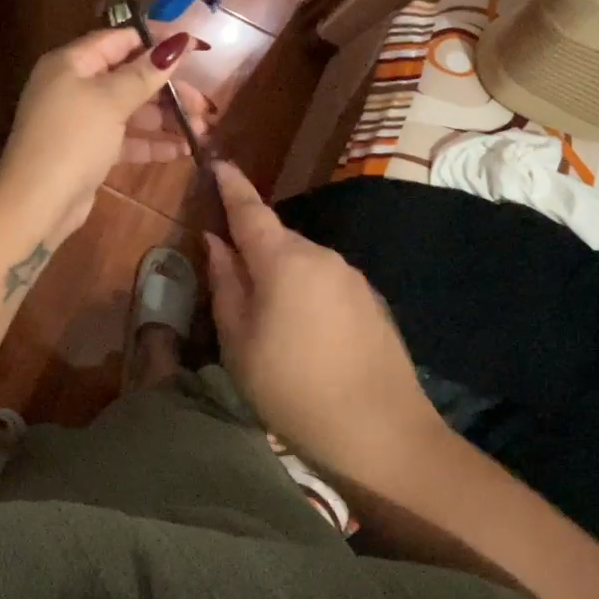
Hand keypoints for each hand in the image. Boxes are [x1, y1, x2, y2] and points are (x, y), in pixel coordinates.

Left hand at [0, 28, 211, 241]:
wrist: (36, 202)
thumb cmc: (72, 139)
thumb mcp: (111, 101)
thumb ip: (145, 72)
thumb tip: (178, 41)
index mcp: (71, 63)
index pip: (119, 40)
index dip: (157, 41)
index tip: (194, 48)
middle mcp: (74, 86)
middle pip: (129, 76)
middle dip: (169, 89)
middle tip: (205, 104)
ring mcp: (81, 120)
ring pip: (131, 110)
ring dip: (166, 118)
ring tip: (203, 130)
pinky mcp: (89, 150)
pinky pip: (125, 138)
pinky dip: (151, 141)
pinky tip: (183, 150)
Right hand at [206, 162, 443, 482]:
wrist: (382, 436)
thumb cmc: (292, 389)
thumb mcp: (239, 342)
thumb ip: (225, 283)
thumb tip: (216, 242)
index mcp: (284, 259)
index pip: (250, 210)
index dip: (231, 186)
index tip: (217, 162)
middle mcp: (322, 256)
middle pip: (276, 239)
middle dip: (252, 247)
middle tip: (228, 277)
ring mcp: (353, 279)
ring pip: (302, 262)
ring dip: (279, 275)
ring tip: (265, 320)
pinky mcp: (372, 303)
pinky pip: (326, 284)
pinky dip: (305, 294)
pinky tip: (302, 336)